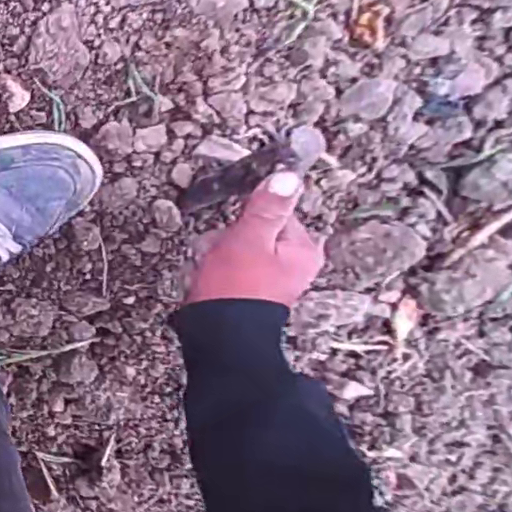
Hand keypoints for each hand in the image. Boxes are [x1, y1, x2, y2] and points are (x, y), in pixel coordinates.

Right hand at [185, 170, 324, 306]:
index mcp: (302, 250)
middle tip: (222, 251)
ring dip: (217, 251)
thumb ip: (267, 207)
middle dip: (228, 236)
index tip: (234, 227)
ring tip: (212, 267)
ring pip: (236, 245)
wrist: (218, 335)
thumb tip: (288, 176)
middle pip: (253, 228)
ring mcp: (271, 277)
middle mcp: (292, 264)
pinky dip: (215, 266)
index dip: (247, 215)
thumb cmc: (236, 289)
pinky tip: (209, 276)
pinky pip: (229, 264)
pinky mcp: (250, 288)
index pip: (274, 211)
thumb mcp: (250, 238)